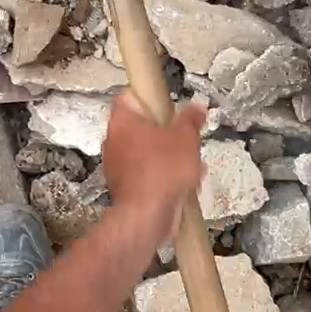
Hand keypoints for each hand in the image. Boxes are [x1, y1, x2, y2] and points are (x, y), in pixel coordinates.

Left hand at [101, 91, 206, 232]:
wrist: (147, 215)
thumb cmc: (164, 168)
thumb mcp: (186, 137)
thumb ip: (191, 119)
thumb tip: (197, 106)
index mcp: (122, 120)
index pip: (129, 96)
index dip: (149, 97)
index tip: (167, 105)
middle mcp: (113, 140)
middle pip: (140, 126)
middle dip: (165, 132)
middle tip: (184, 138)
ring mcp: (115, 165)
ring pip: (145, 152)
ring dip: (167, 156)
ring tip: (191, 165)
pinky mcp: (123, 187)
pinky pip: (145, 174)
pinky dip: (162, 176)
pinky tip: (183, 185)